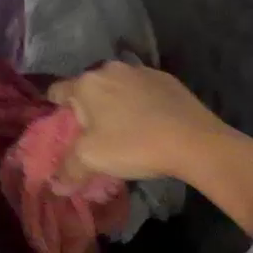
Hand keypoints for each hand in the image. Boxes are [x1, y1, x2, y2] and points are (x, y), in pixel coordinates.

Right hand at [47, 61, 237, 181]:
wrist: (196, 142)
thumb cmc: (134, 145)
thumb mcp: (93, 161)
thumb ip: (68, 169)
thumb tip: (56, 184)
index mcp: (85, 84)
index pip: (56, 91)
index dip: (56, 112)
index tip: (66, 132)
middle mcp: (109, 69)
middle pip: (87, 89)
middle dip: (88, 109)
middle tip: (97, 136)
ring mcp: (140, 71)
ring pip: (116, 87)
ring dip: (115, 104)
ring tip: (127, 131)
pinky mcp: (166, 78)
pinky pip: (142, 89)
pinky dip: (141, 103)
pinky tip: (152, 124)